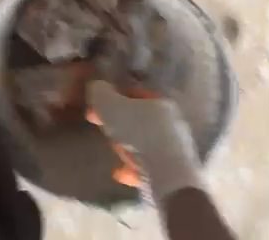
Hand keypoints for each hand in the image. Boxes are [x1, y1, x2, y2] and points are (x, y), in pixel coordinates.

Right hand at [87, 81, 205, 200]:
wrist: (170, 181)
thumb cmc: (140, 136)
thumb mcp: (110, 107)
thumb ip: (100, 93)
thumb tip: (96, 87)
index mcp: (160, 102)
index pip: (132, 93)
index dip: (110, 98)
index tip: (93, 107)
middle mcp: (172, 122)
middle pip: (138, 118)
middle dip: (118, 123)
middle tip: (102, 128)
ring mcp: (176, 149)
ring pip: (144, 142)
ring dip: (126, 146)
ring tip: (112, 151)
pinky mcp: (174, 173)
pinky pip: (148, 166)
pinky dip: (133, 167)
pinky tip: (119, 173)